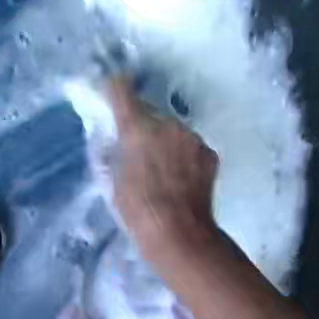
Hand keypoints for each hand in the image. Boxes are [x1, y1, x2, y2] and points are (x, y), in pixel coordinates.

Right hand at [102, 75, 223, 262]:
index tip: (109, 87)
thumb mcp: (110, 179)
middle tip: (133, 149)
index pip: (122, 91)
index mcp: (137, 128)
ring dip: (163, 141)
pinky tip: (176, 178)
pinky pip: (189, 147)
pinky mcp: (209, 153)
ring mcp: (192, 138)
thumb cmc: (135, 208)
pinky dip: (181, 156)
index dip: (113, 87)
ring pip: (172, 130)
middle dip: (141, 126)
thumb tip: (111, 137)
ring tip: (157, 169)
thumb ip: (110, 151)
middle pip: (150, 114)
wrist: (178, 232)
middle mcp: (168, 124)